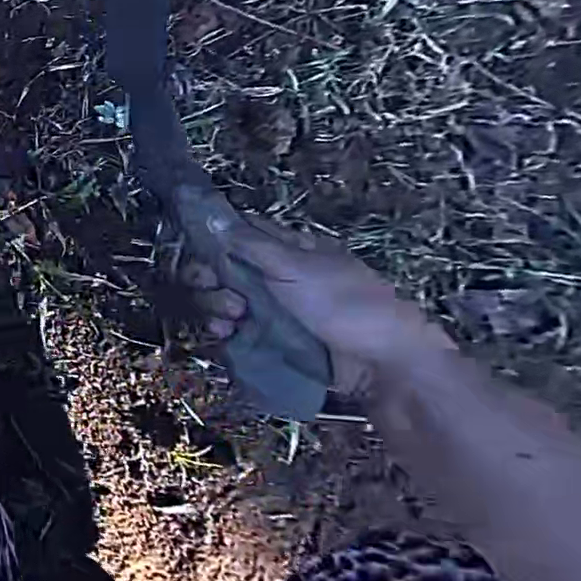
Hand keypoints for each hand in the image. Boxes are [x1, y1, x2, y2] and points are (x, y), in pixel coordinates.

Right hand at [185, 215, 455, 393]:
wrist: (383, 366)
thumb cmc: (346, 305)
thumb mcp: (296, 266)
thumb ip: (249, 242)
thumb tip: (211, 214)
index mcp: (289, 249)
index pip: (239, 232)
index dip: (213, 237)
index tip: (198, 249)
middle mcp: (275, 275)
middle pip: (220, 266)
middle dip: (208, 277)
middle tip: (215, 287)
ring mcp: (269, 307)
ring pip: (219, 296)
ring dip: (215, 304)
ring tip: (233, 317)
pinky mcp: (265, 336)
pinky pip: (227, 325)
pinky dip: (220, 327)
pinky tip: (226, 332)